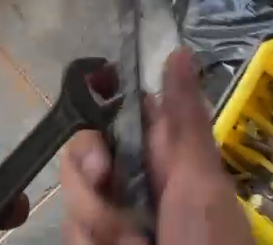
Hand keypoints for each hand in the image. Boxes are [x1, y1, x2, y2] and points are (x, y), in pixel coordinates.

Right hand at [60, 49, 252, 244]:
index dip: (95, 100)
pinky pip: (71, 232)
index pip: (116, 109)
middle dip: (88, 172)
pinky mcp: (96, 244)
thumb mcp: (202, 187)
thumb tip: (178, 47)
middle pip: (82, 148)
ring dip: (96, 223)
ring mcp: (115, 221)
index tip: (89, 100)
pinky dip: (92, 243)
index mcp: (164, 159)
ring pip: (72, 194)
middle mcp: (135, 184)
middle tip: (107, 186)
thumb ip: (182, 121)